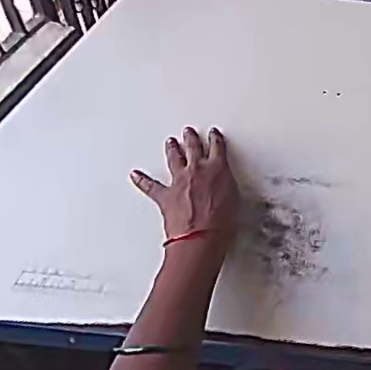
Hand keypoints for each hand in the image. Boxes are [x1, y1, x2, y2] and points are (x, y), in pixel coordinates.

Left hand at [131, 127, 238, 253]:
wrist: (201, 238)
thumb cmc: (221, 222)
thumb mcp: (234, 198)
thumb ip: (227, 186)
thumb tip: (225, 186)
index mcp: (217, 168)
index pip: (217, 147)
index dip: (215, 139)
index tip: (213, 134)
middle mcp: (197, 170)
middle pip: (193, 148)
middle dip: (191, 138)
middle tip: (188, 131)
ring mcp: (180, 182)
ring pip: (174, 159)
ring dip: (172, 150)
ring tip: (170, 142)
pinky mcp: (166, 196)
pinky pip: (150, 186)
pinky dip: (142, 180)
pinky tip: (136, 174)